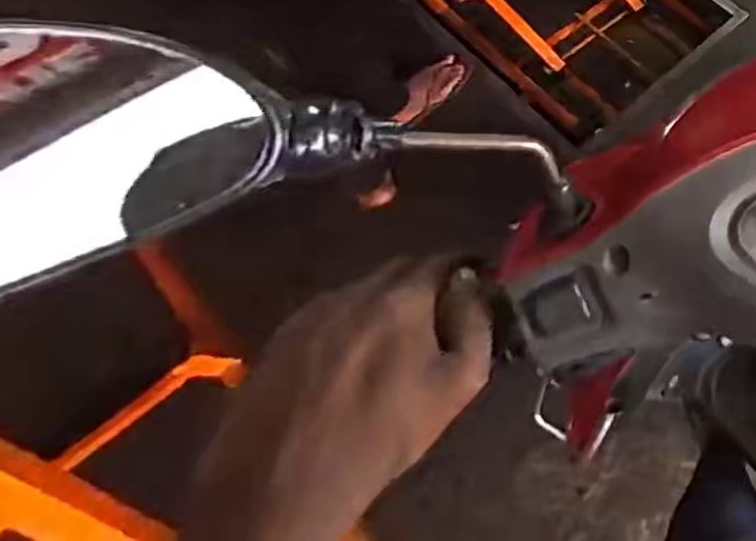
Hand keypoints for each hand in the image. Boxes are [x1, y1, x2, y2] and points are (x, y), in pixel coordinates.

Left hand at [186, 257, 491, 540]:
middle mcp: (354, 294)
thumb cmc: (383, 435)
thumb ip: (476, 323)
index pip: (445, 259)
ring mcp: (308, 317)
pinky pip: (328, 313)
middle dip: (427, 279)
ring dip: (386, 300)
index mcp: (402, 299)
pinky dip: (349, 320)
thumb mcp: (460, 382)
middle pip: (401, 267)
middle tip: (441, 308)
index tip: (479, 281)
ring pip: (362, 289)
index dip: (467, 266)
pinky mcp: (276, 342)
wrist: (277, 495)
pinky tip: (351, 355)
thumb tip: (472, 288)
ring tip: (395, 335)